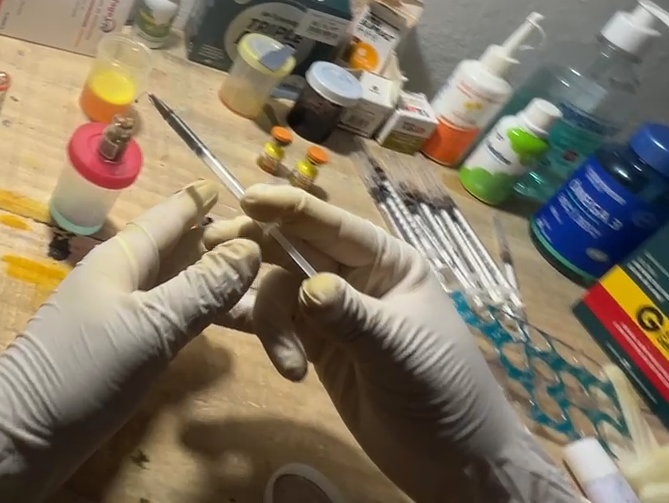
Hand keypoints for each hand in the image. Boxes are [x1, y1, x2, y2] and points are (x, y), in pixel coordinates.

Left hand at [0, 182, 260, 502]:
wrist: (24, 429)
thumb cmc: (85, 367)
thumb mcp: (150, 326)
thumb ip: (200, 288)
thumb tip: (247, 247)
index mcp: (124, 255)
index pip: (168, 216)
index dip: (197, 202)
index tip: (223, 185)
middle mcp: (123, 274)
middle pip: (177, 248)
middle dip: (217, 242)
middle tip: (265, 241)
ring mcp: (120, 310)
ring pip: (176, 283)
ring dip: (212, 281)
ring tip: (256, 282)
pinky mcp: (121, 345)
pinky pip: (169, 314)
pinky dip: (198, 311)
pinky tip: (218, 321)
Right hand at [207, 185, 582, 502]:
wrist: (456, 467)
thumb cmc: (444, 394)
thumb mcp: (401, 352)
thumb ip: (352, 317)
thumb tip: (308, 290)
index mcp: (384, 260)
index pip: (329, 224)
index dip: (287, 208)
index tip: (247, 200)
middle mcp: (352, 274)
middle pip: (292, 247)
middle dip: (255, 249)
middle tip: (212, 248)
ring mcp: (330, 308)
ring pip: (278, 289)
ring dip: (271, 321)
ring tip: (289, 364)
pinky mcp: (314, 341)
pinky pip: (277, 323)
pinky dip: (263, 333)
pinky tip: (258, 347)